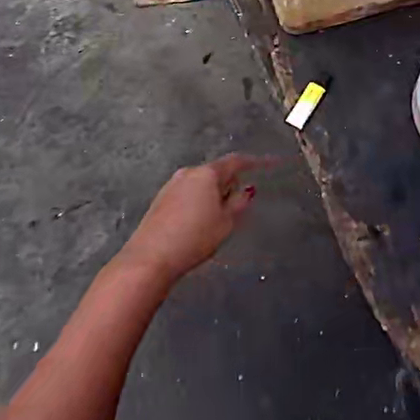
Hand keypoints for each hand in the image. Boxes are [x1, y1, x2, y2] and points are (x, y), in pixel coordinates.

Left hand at [116, 154, 274, 284]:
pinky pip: (188, 193)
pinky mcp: (160, 199)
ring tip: (216, 221)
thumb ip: (239, 203)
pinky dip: (198, 202)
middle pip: (216, 172)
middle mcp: (188, 172)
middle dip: (229, 184)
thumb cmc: (194, 239)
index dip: (255, 162)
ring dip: (213, 194)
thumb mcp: (225, 223)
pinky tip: (196, 225)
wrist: (150, 257)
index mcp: (207, 174)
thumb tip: (247, 189)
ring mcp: (172, 185)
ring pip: (201, 184)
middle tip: (237, 207)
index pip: (235, 161)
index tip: (269, 162)